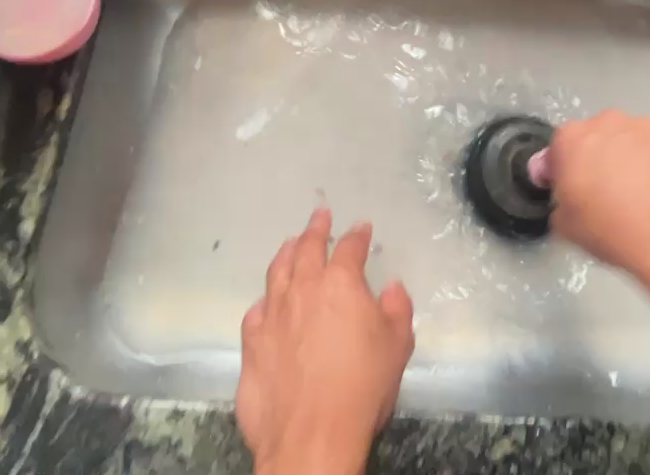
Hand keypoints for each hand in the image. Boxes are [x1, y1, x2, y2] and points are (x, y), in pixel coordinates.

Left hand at [237, 208, 414, 474]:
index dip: (357, 235)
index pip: (350, 247)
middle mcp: (303, 288)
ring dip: (287, 252)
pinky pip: (257, 309)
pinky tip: (268, 300)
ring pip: (277, 271)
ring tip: (291, 243)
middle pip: (307, 248)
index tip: (362, 228)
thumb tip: (392, 287)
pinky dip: (266, 298)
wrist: (311, 435)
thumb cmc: (362, 387)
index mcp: (341, 283)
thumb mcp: (398, 346)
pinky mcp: (251, 342)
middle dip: (316, 229)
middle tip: (320, 215)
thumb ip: (397, 309)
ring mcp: (273, 314)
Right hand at [547, 110, 649, 285]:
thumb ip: (560, 199)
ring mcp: (649, 126)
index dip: (565, 168)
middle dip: (601, 156)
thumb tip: (569, 194)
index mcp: (572, 138)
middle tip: (609, 190)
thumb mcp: (566, 225)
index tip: (573, 190)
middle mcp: (608, 121)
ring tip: (645, 192)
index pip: (561, 146)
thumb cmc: (612, 232)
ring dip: (633, 156)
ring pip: (634, 137)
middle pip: (599, 135)